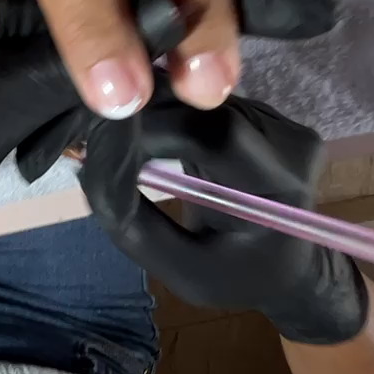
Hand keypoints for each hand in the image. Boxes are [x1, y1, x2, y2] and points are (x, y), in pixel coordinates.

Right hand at [20, 93, 367, 343]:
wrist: (291, 268)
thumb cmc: (235, 276)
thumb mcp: (180, 269)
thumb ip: (134, 224)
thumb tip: (83, 167)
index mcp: (278, 188)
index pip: (212, 135)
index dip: (150, 130)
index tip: (98, 143)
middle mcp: (289, 145)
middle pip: (203, 107)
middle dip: (141, 116)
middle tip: (92, 133)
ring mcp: (282, 123)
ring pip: (200, 97)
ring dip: (150, 111)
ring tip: (110, 132)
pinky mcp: (267, 114)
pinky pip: (205, 101)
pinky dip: (165, 111)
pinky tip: (139, 127)